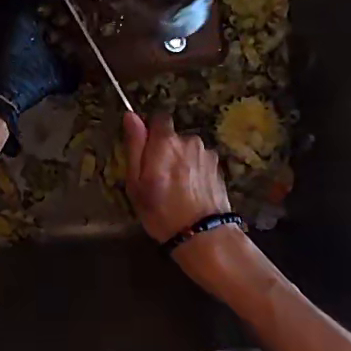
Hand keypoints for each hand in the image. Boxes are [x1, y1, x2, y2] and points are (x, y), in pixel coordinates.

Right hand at [122, 113, 231, 241]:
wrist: (203, 235)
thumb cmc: (161, 211)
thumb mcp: (136, 182)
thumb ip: (135, 145)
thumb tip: (130, 115)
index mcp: (166, 141)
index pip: (159, 118)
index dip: (151, 132)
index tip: (147, 152)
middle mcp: (189, 141)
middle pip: (174, 138)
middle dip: (167, 151)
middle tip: (159, 179)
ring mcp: (207, 154)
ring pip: (189, 151)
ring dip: (183, 162)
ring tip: (177, 189)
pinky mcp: (219, 168)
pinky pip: (201, 163)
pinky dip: (196, 173)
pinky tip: (192, 193)